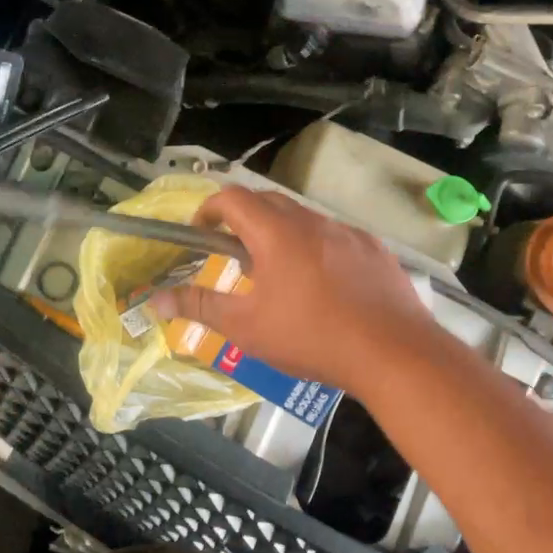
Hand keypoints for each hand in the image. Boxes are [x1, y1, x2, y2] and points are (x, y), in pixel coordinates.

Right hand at [152, 185, 432, 386]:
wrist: (396, 355)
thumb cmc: (312, 337)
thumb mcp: (246, 327)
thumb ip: (199, 307)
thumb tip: (156, 299)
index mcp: (275, 232)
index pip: (231, 198)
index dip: (208, 209)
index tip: (200, 233)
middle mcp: (311, 221)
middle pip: (267, 202)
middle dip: (243, 220)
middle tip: (233, 254)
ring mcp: (348, 233)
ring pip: (303, 220)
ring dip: (281, 235)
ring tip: (278, 276)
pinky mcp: (375, 250)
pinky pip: (336, 237)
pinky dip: (317, 250)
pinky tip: (324, 288)